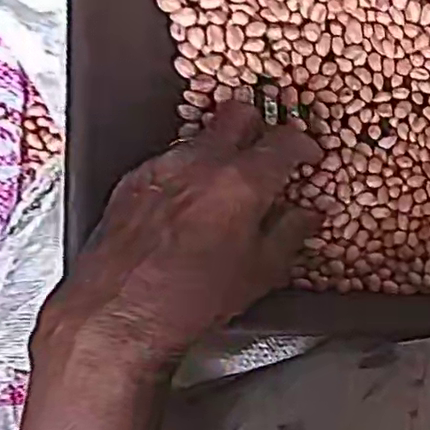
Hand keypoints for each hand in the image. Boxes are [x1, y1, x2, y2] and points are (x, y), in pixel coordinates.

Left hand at [33, 102, 321, 376]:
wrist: (118, 313)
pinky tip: (198, 202)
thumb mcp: (264, 269)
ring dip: (225, 151)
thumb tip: (308, 214)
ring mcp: (161, 168)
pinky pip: (172, 160)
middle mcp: (200, 164)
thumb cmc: (197, 296)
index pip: (284, 141)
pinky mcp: (131, 182)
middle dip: (261, 127)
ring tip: (236, 185)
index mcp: (242, 183)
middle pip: (237, 115)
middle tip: (273, 154)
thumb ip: (291, 231)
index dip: (304, 145)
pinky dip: (193, 171)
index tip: (311, 156)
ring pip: (202, 137)